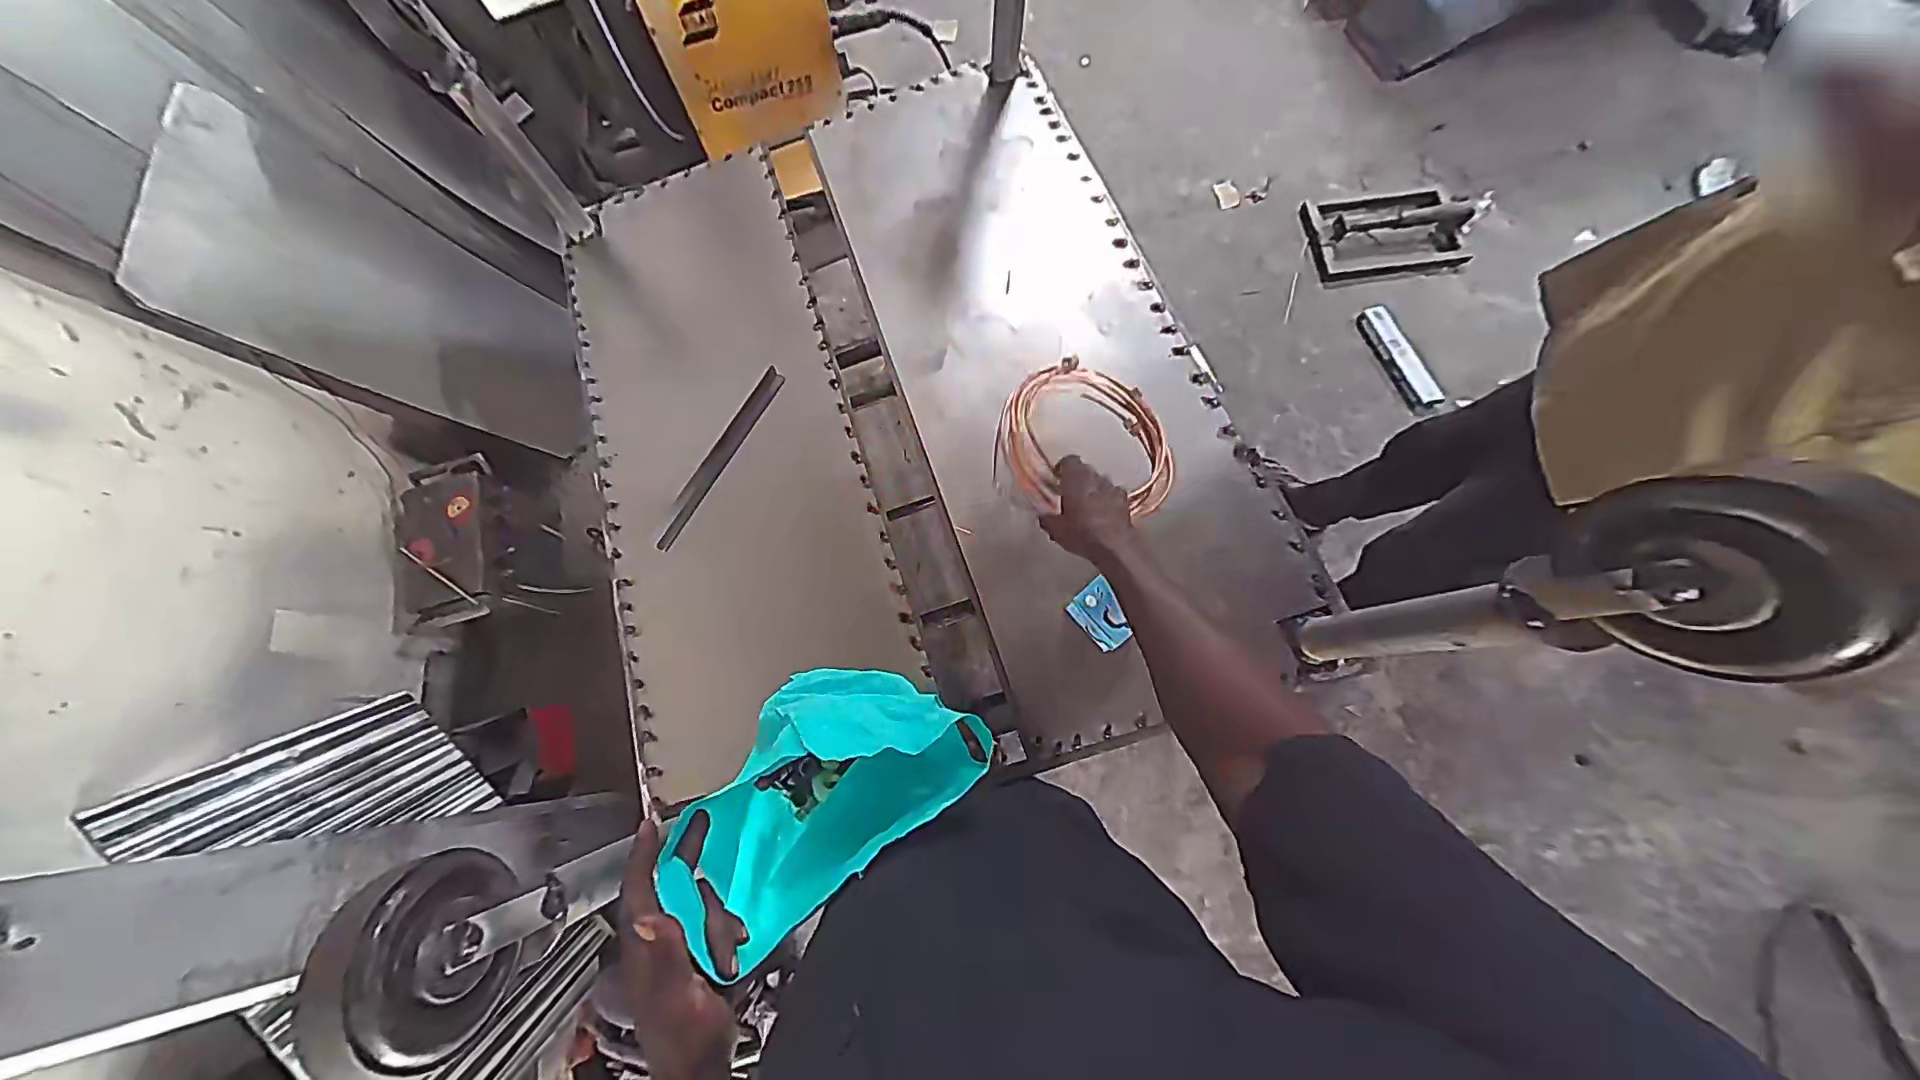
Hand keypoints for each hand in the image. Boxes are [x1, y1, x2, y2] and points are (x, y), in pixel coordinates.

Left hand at [617, 812, 746, 1079]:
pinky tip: (733, 951)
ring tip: (726, 954)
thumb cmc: (686, 1039)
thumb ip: (665, 956)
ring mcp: (676, 948)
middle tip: (700, 821)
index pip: (638, 890)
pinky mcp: (695, 955)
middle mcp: (656, 942)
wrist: (702, 1069)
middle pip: (670, 886)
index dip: (643, 854)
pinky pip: (715, 923)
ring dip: (719, 922)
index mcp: (644, 948)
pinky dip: (727, 930)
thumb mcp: (677, 996)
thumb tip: (644, 919)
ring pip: (700, 905)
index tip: (650, 822)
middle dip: (685, 855)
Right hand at [1040, 455, 1142, 566]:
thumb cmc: (1083, 533)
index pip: (1068, 461)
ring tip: (1086, 508)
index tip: (1057, 478)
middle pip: (1085, 471)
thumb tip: (1044, 517)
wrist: (1114, 547)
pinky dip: (1107, 501)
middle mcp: (1095, 478)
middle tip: (1069, 495)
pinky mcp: (1125, 501)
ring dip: (1093, 491)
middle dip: (1077, 481)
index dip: (1062, 468)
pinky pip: (1113, 495)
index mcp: (1076, 478)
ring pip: (1100, 483)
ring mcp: (1113, 488)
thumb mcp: (1056, 529)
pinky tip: (1102, 516)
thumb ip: (1047, 518)